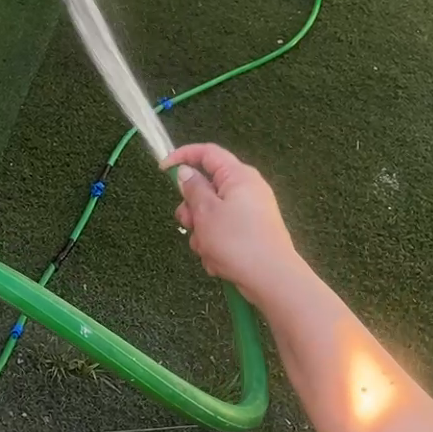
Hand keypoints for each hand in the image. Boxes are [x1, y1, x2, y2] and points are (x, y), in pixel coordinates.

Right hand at [161, 144, 301, 294]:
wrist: (270, 279)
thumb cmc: (237, 241)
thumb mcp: (206, 211)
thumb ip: (193, 188)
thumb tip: (186, 172)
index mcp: (238, 176)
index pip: (207, 153)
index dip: (182, 156)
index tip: (162, 169)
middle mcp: (246, 190)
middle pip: (205, 187)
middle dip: (191, 208)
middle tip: (189, 223)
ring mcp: (248, 213)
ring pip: (209, 214)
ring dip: (200, 232)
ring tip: (208, 248)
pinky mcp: (248, 233)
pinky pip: (220, 232)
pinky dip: (213, 245)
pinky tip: (218, 261)